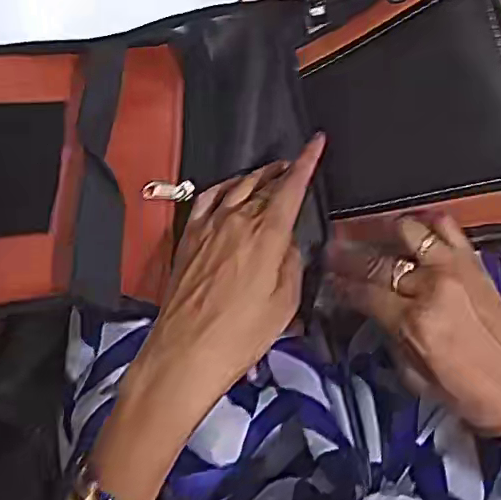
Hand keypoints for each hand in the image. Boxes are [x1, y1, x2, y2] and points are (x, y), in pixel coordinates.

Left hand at [137, 134, 325, 405]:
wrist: (183, 357)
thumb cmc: (235, 337)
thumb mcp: (285, 303)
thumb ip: (292, 263)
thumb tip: (288, 245)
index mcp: (267, 234)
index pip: (292, 185)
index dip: (308, 159)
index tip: (316, 142)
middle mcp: (237, 221)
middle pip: (267, 182)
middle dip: (286, 170)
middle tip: (298, 165)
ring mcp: (210, 227)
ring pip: (239, 185)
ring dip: (259, 175)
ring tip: (271, 173)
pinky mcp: (189, 238)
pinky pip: (208, 197)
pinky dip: (225, 186)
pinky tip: (230, 189)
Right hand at [329, 214, 500, 434]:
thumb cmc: (465, 389)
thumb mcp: (414, 376)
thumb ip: (389, 336)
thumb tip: (370, 309)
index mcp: (415, 322)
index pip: (365, 292)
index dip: (342, 285)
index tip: (329, 279)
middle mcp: (431, 286)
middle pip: (379, 261)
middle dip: (350, 256)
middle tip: (334, 250)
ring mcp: (453, 266)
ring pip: (408, 230)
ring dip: (383, 230)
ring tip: (369, 232)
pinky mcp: (472, 258)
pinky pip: (444, 225)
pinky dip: (424, 222)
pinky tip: (412, 228)